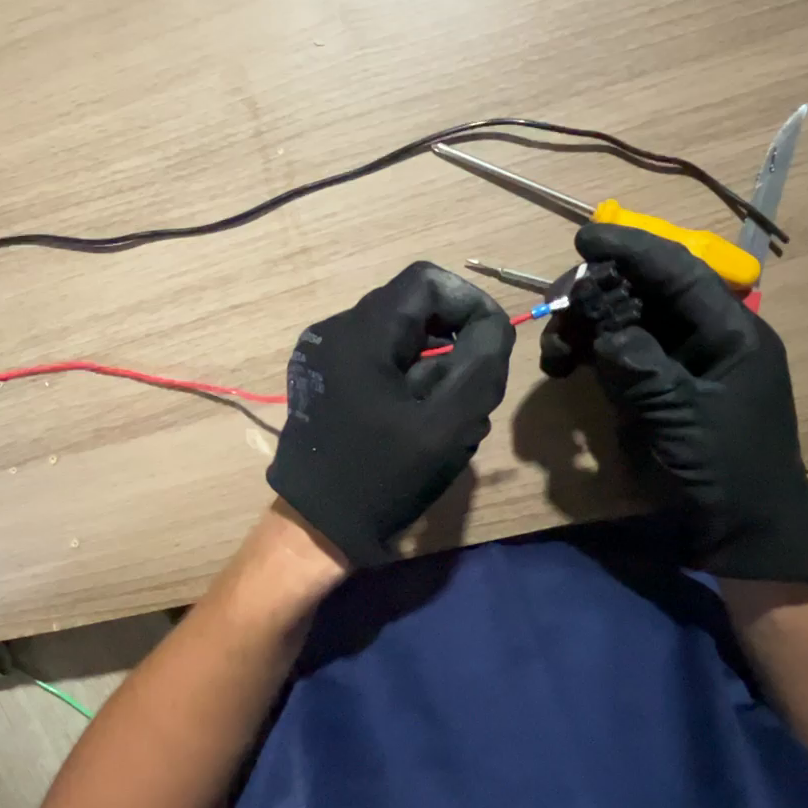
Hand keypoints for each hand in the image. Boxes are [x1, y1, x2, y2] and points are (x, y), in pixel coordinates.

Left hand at [267, 262, 514, 565]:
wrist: (315, 527)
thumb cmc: (383, 477)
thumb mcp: (449, 424)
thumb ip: (481, 364)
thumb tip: (492, 325)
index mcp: (359, 333)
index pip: (425, 280)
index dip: (469, 303)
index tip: (492, 345)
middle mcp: (333, 332)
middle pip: (410, 309)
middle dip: (452, 343)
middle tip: (470, 392)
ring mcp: (321, 357)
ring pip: (395, 338)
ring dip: (430, 367)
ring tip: (442, 417)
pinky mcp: (319, 381)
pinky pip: (374, 361)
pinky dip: (404, 380)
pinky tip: (413, 423)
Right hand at [539, 225, 807, 586]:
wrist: (737, 527)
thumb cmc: (725, 468)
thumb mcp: (684, 416)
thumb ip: (642, 368)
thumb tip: (603, 332)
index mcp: (728, 332)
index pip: (677, 272)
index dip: (631, 250)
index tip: (584, 240)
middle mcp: (700, 337)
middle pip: (643, 290)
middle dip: (595, 291)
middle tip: (555, 304)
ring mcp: (673, 362)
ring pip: (621, 319)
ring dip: (583, 324)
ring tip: (554, 350)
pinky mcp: (650, 386)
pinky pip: (611, 352)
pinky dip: (584, 352)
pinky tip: (561, 367)